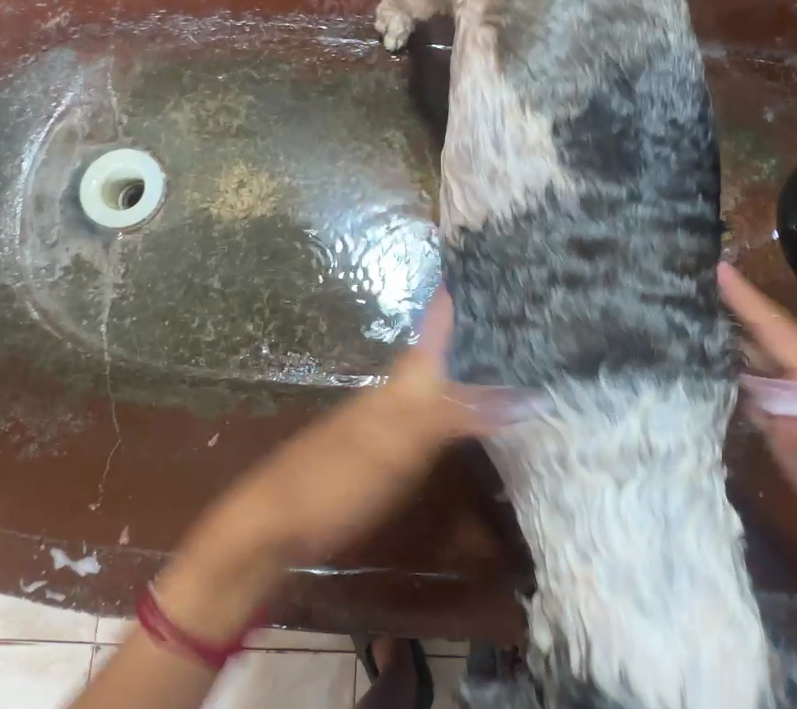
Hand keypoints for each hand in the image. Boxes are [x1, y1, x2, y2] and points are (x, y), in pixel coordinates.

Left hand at [153, 291, 536, 641]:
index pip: (432, 333)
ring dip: (458, 373)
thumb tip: (527, 394)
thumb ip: (457, 416)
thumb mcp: (399, 445)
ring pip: (426, 388)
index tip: (476, 268)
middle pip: (432, 358)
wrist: (269, 528)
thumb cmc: (334, 479)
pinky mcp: (372, 459)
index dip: (450, 303)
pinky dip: (445, 412)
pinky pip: (418, 421)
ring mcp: (376, 428)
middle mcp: (388, 398)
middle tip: (508, 319)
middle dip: (464, 337)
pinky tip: (458, 423)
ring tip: (498, 365)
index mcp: (397, 387)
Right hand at [718, 263, 796, 704]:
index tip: (719, 268)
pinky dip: (734, 390)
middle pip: (773, 350)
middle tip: (688, 281)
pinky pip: (760, 415)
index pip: (789, 343)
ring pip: (763, 377)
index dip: (754, 307)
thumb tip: (792, 404)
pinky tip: (711, 379)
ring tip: (688, 316)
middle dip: (735, 314)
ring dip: (730, 346)